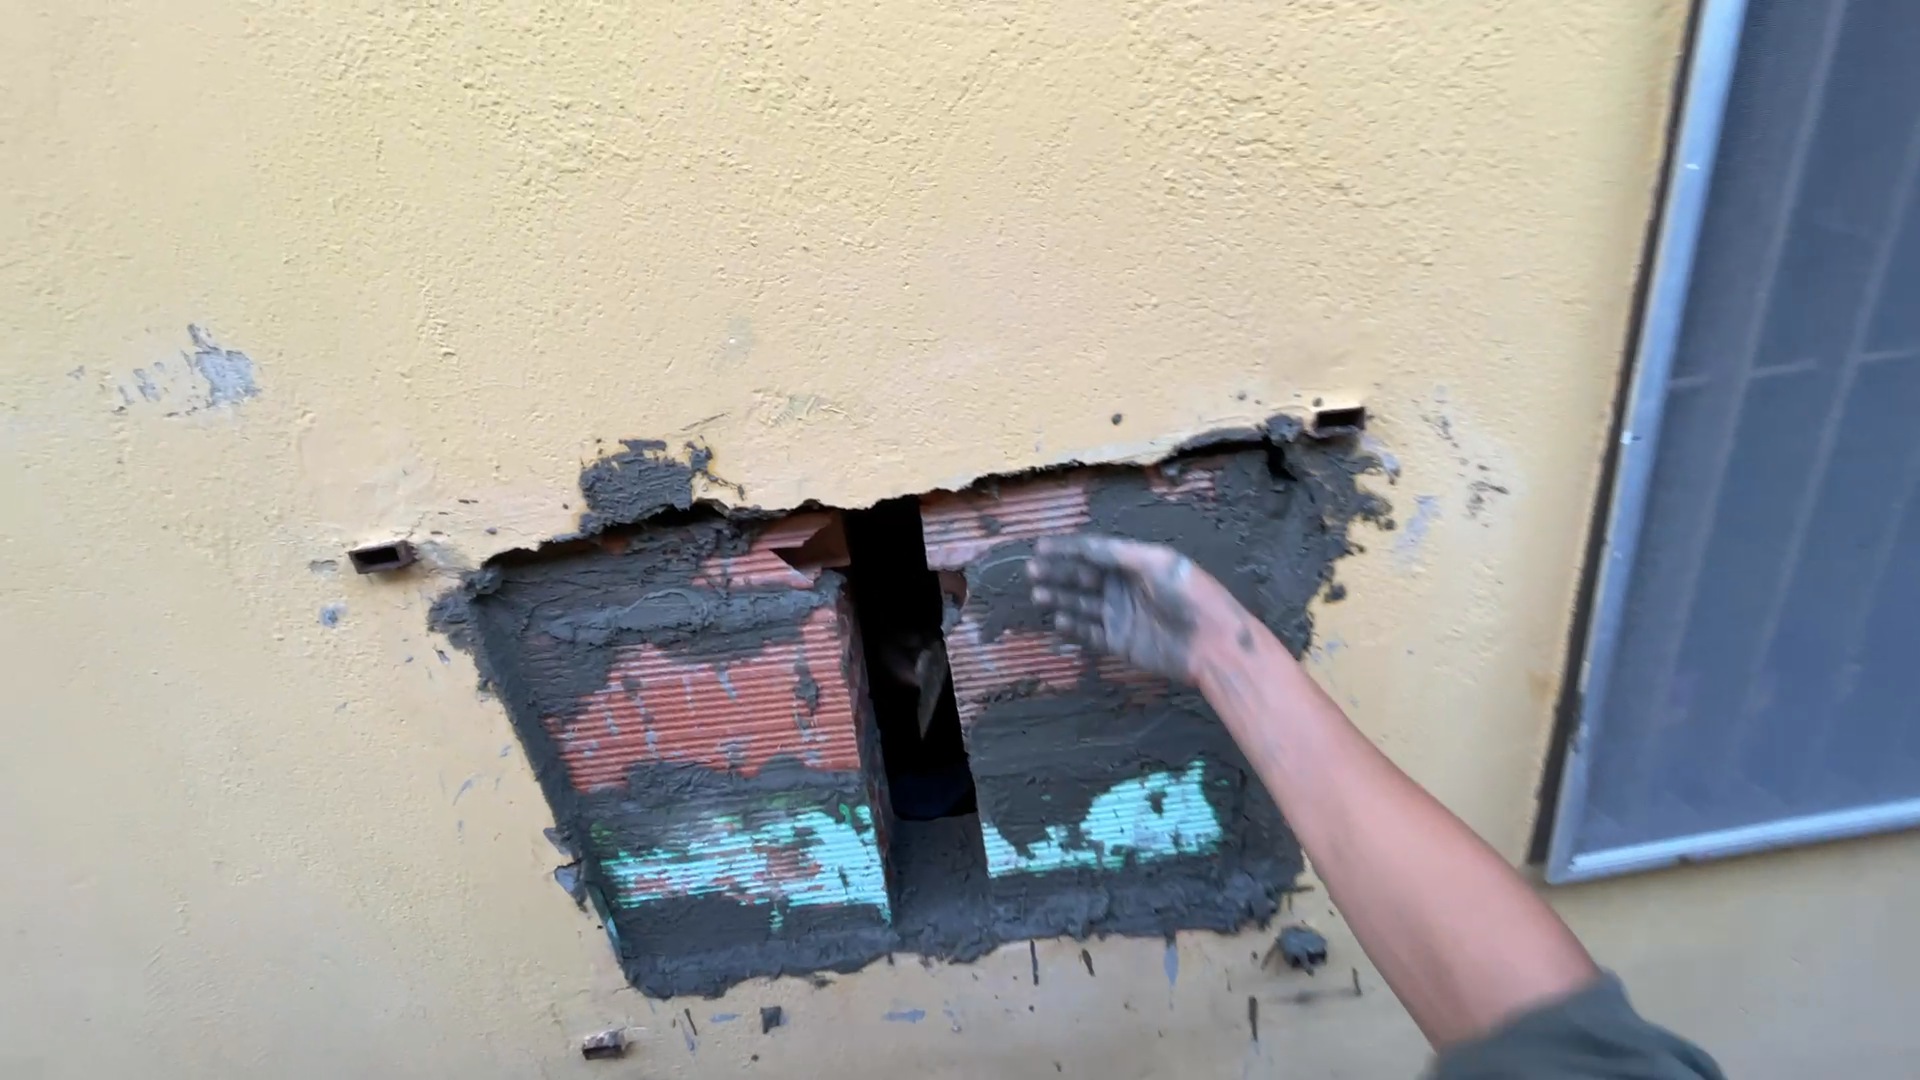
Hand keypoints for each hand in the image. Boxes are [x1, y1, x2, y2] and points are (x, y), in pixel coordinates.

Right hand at [1026, 534, 1241, 683]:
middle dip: (1057, 573)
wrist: (1213, 644)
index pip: (1093, 552)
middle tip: (1032, 572)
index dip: (1066, 549)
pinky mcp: (1120, 642)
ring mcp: (1121, 616)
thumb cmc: (1189, 596)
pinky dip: (1073, 628)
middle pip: (1082, 577)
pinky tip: (1059, 621)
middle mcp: (1124, 587)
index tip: (1040, 547)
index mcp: (1135, 563)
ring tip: (1038, 594)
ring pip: (1081, 604)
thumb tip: (1085, 546)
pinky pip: (1090, 633)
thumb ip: (1119, 554)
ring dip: (1059, 598)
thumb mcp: (1157, 563)